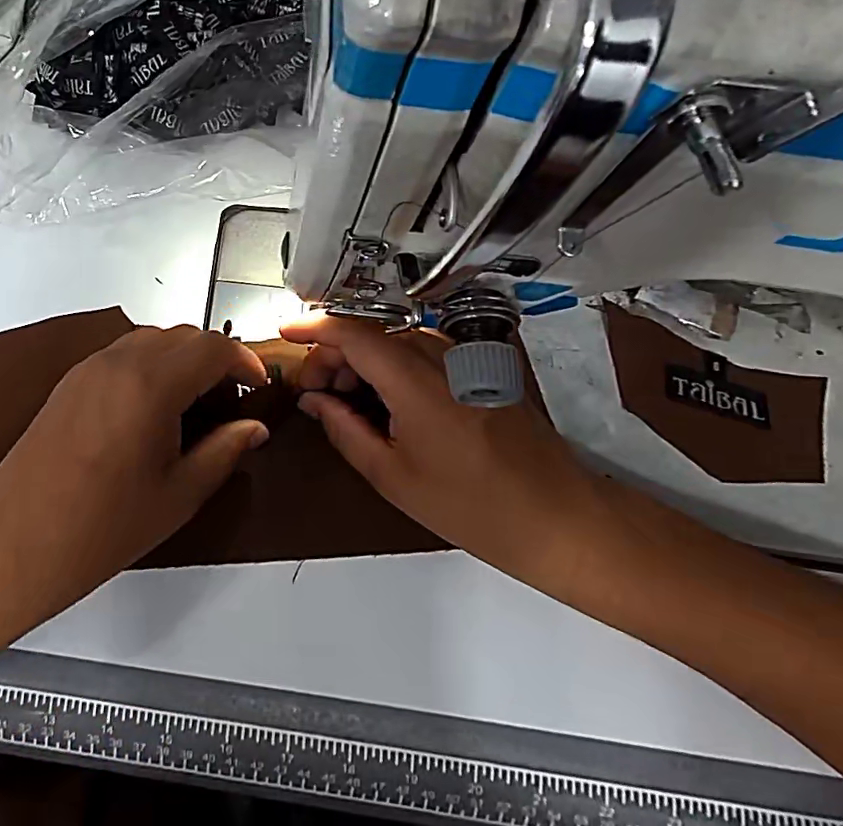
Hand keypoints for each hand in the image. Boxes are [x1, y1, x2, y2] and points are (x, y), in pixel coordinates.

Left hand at [0, 326, 268, 691]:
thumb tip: (252, 428)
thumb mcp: (178, 495)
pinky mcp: (68, 383)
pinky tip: (154, 408)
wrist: (13, 546)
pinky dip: (150, 366)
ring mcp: (87, 370)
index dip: (244, 361)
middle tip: (230, 397)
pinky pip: (122, 355)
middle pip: (182, 335)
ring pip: (150, 340)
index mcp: (150, 386)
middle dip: (215, 357)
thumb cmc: (97, 529)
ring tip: (196, 402)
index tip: (256, 384)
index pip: (212, 347)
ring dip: (181, 359)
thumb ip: (223, 450)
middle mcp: (117, 364)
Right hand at [280, 313, 601, 586]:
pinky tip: (382, 399)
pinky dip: (390, 365)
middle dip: (334, 353)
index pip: (353, 333)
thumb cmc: (475, 506)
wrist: (555, 515)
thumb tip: (315, 402)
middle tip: (315, 391)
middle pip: (372, 334)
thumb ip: (344, 429)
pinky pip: (420, 352)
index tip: (287, 331)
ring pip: (395, 340)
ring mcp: (464, 359)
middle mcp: (441, 357)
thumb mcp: (393, 475)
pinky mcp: (477, 368)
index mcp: (416, 382)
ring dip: (362, 360)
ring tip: (345, 399)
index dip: (314, 327)